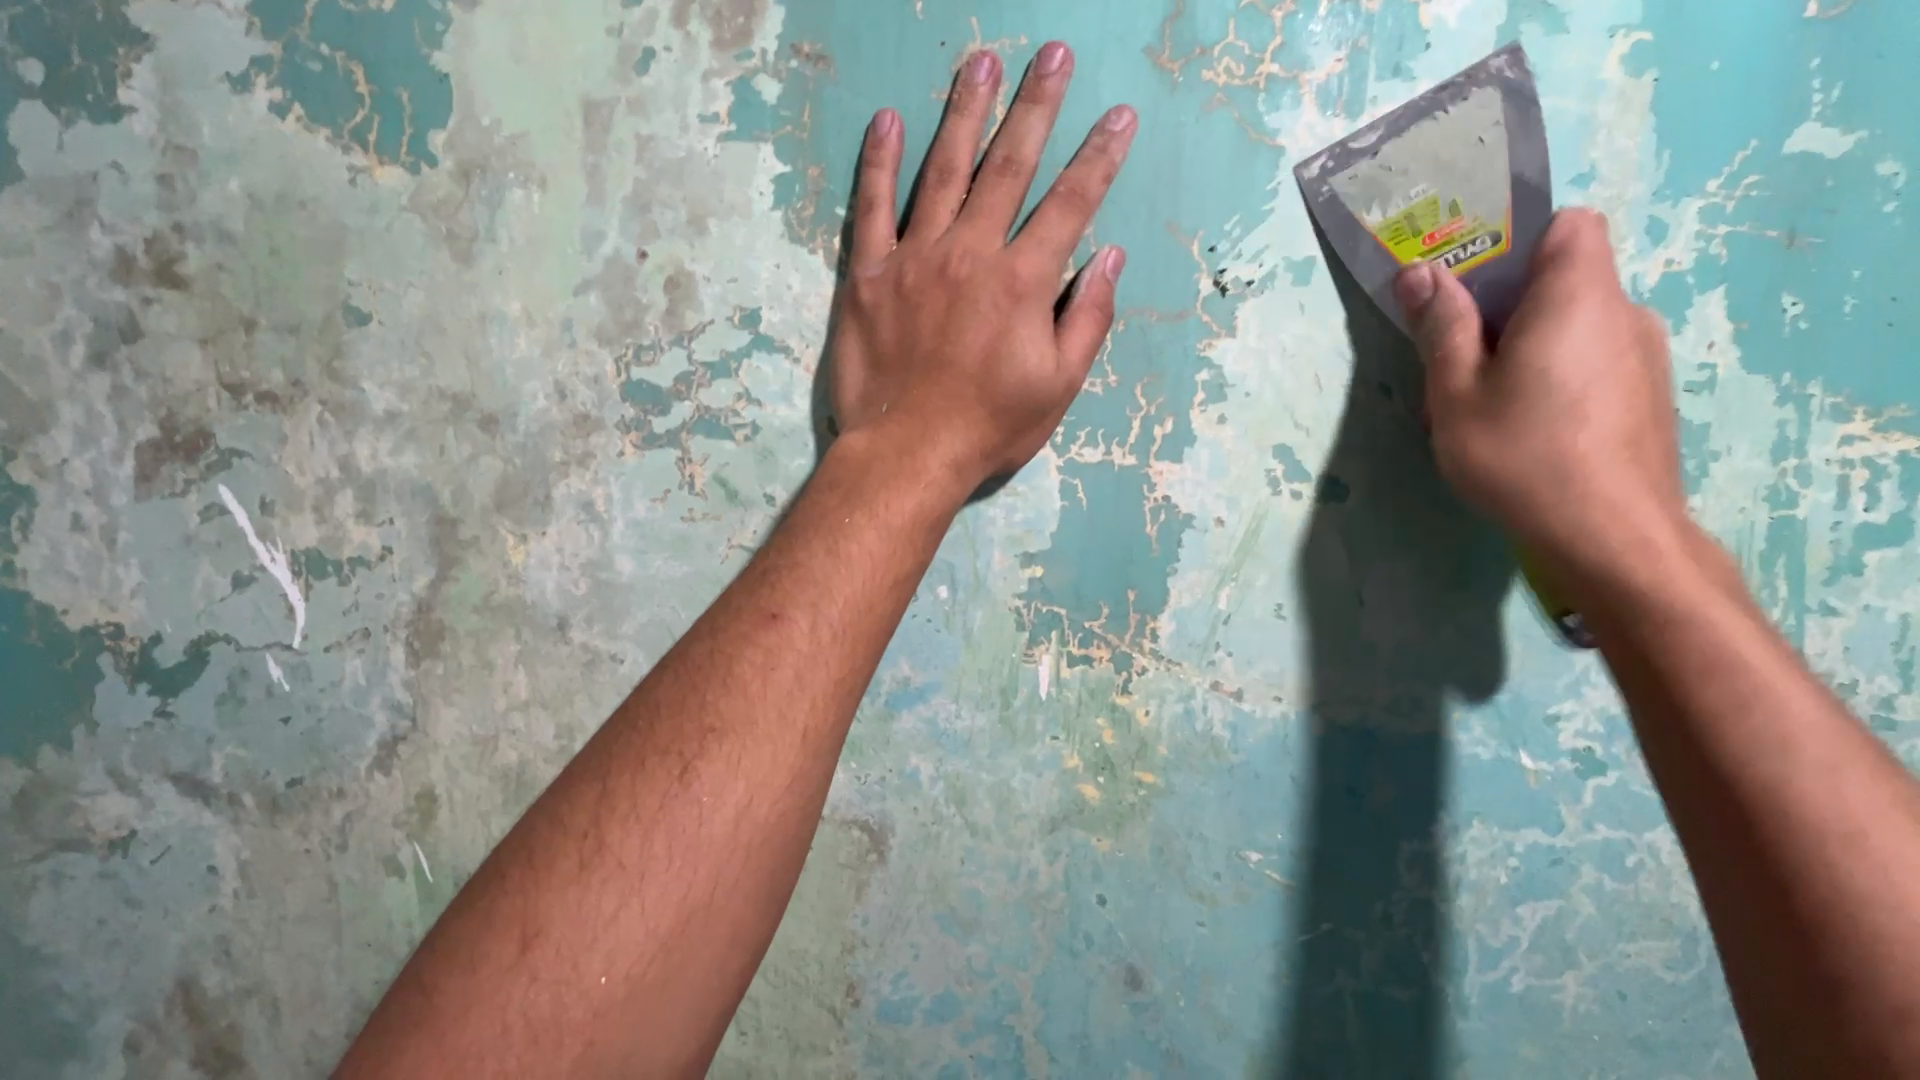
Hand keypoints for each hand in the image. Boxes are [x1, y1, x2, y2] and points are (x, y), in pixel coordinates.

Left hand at [827, 43, 1135, 491]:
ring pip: (943, 172)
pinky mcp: (868, 275)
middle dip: (1035, 108)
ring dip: (965, 115)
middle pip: (1009, 167)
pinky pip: (872, 208)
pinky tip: (888, 122)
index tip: (1118, 117)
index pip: (1071, 204)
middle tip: (1051, 56)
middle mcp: (971, 254)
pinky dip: (880, 164)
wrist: (907, 454)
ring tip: (979, 65)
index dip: (1098, 158)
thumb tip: (1110, 258)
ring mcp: (914, 258)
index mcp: (1023, 282)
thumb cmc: (989, 427)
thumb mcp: (1058, 386)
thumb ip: (1087, 319)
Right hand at [1395, 209, 1691, 589]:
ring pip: (1580, 322)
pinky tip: (1534, 427)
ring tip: (1492, 402)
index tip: (1475, 287)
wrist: (1612, 536)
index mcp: (1578, 296)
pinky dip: (1562, 372)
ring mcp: (1647, 354)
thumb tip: (1420, 271)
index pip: (1569, 223)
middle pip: (1567, 276)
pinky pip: (1597, 358)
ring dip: (1534, 342)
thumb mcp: (1456, 393)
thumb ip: (1442, 326)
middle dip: (1511, 302)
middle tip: (1461, 354)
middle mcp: (1625, 311)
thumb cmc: (1522, 456)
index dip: (1520, 241)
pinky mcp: (1651, 393)